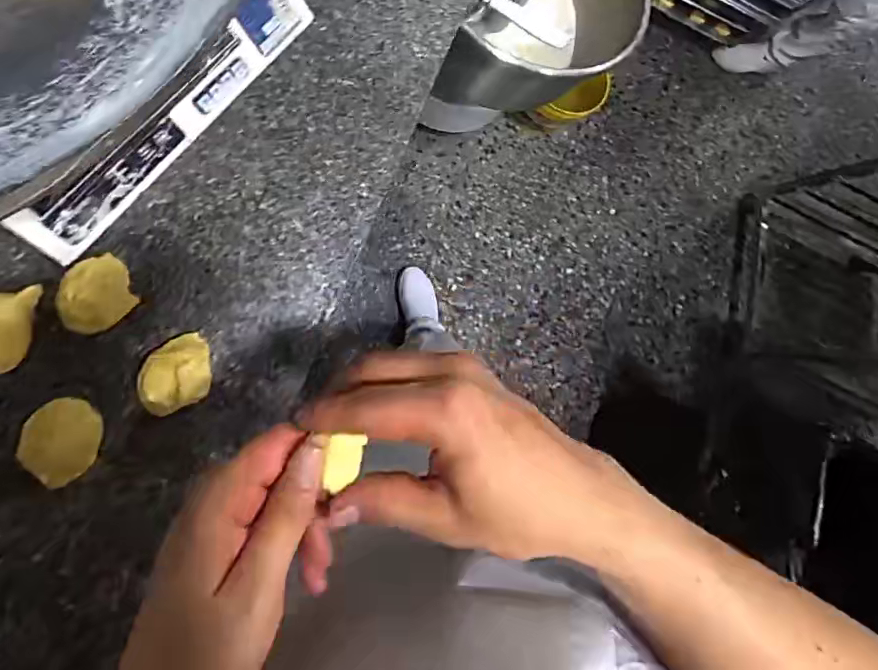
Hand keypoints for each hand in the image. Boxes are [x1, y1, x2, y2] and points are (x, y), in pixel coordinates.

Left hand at [120, 426, 339, 669]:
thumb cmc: (209, 649)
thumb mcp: (259, 584)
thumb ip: (286, 512)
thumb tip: (314, 444)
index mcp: (218, 497)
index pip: (276, 441)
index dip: (314, 455)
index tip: (341, 494)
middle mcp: (210, 495)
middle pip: (276, 470)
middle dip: (309, 505)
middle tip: (327, 557)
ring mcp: (207, 519)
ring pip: (270, 497)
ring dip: (300, 529)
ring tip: (317, 578)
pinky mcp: (209, 543)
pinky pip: (255, 521)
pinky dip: (281, 543)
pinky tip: (297, 576)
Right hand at [301, 351, 658, 568]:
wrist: (579, 493)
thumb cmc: (517, 512)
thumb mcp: (448, 517)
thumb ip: (386, 500)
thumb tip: (333, 501)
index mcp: (445, 409)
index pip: (367, 406)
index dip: (328, 417)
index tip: (298, 428)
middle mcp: (451, 371)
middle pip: (373, 368)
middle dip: (337, 391)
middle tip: (314, 424)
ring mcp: (463, 362)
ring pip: (392, 359)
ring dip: (359, 381)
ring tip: (337, 417)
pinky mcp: (470, 366)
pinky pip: (412, 361)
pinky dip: (385, 377)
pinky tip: (375, 404)